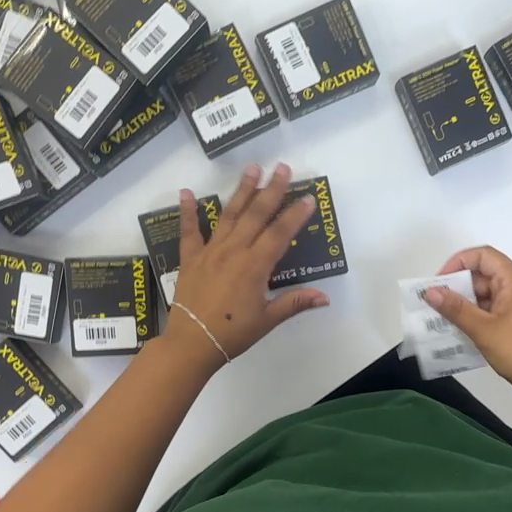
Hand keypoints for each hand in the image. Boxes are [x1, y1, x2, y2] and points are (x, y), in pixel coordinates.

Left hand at [167, 163, 329, 370]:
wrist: (192, 343)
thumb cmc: (233, 334)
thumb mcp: (267, 320)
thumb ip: (294, 302)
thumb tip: (324, 296)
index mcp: (254, 267)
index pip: (280, 234)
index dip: (295, 215)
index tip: (307, 197)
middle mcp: (233, 252)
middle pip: (256, 215)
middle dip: (271, 190)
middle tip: (282, 168)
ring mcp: (210, 252)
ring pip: (229, 215)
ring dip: (241, 191)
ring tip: (252, 168)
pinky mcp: (190, 259)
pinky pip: (189, 231)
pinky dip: (188, 211)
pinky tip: (187, 192)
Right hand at [424, 246, 511, 397]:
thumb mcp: (482, 329)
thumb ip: (455, 308)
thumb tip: (430, 292)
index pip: (483, 256)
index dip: (458, 263)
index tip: (439, 282)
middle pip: (484, 272)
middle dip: (458, 284)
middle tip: (436, 302)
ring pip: (486, 291)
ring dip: (465, 301)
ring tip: (443, 316)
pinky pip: (492, 306)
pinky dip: (475, 312)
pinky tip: (460, 326)